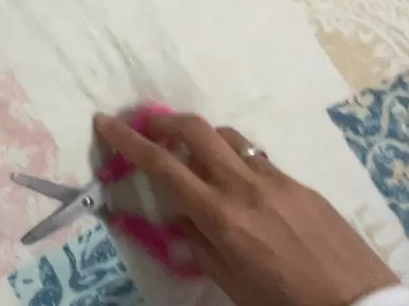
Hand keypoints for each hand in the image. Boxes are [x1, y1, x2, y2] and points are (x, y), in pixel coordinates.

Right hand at [95, 112, 399, 305]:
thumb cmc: (287, 305)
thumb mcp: (231, 282)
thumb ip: (198, 241)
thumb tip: (180, 214)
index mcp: (220, 215)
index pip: (160, 163)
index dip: (125, 138)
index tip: (104, 121)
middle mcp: (244, 188)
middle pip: (194, 129)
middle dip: (164, 123)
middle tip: (152, 132)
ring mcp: (278, 182)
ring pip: (228, 138)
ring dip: (205, 140)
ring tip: (202, 159)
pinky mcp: (305, 187)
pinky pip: (260, 162)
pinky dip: (241, 165)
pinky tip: (249, 192)